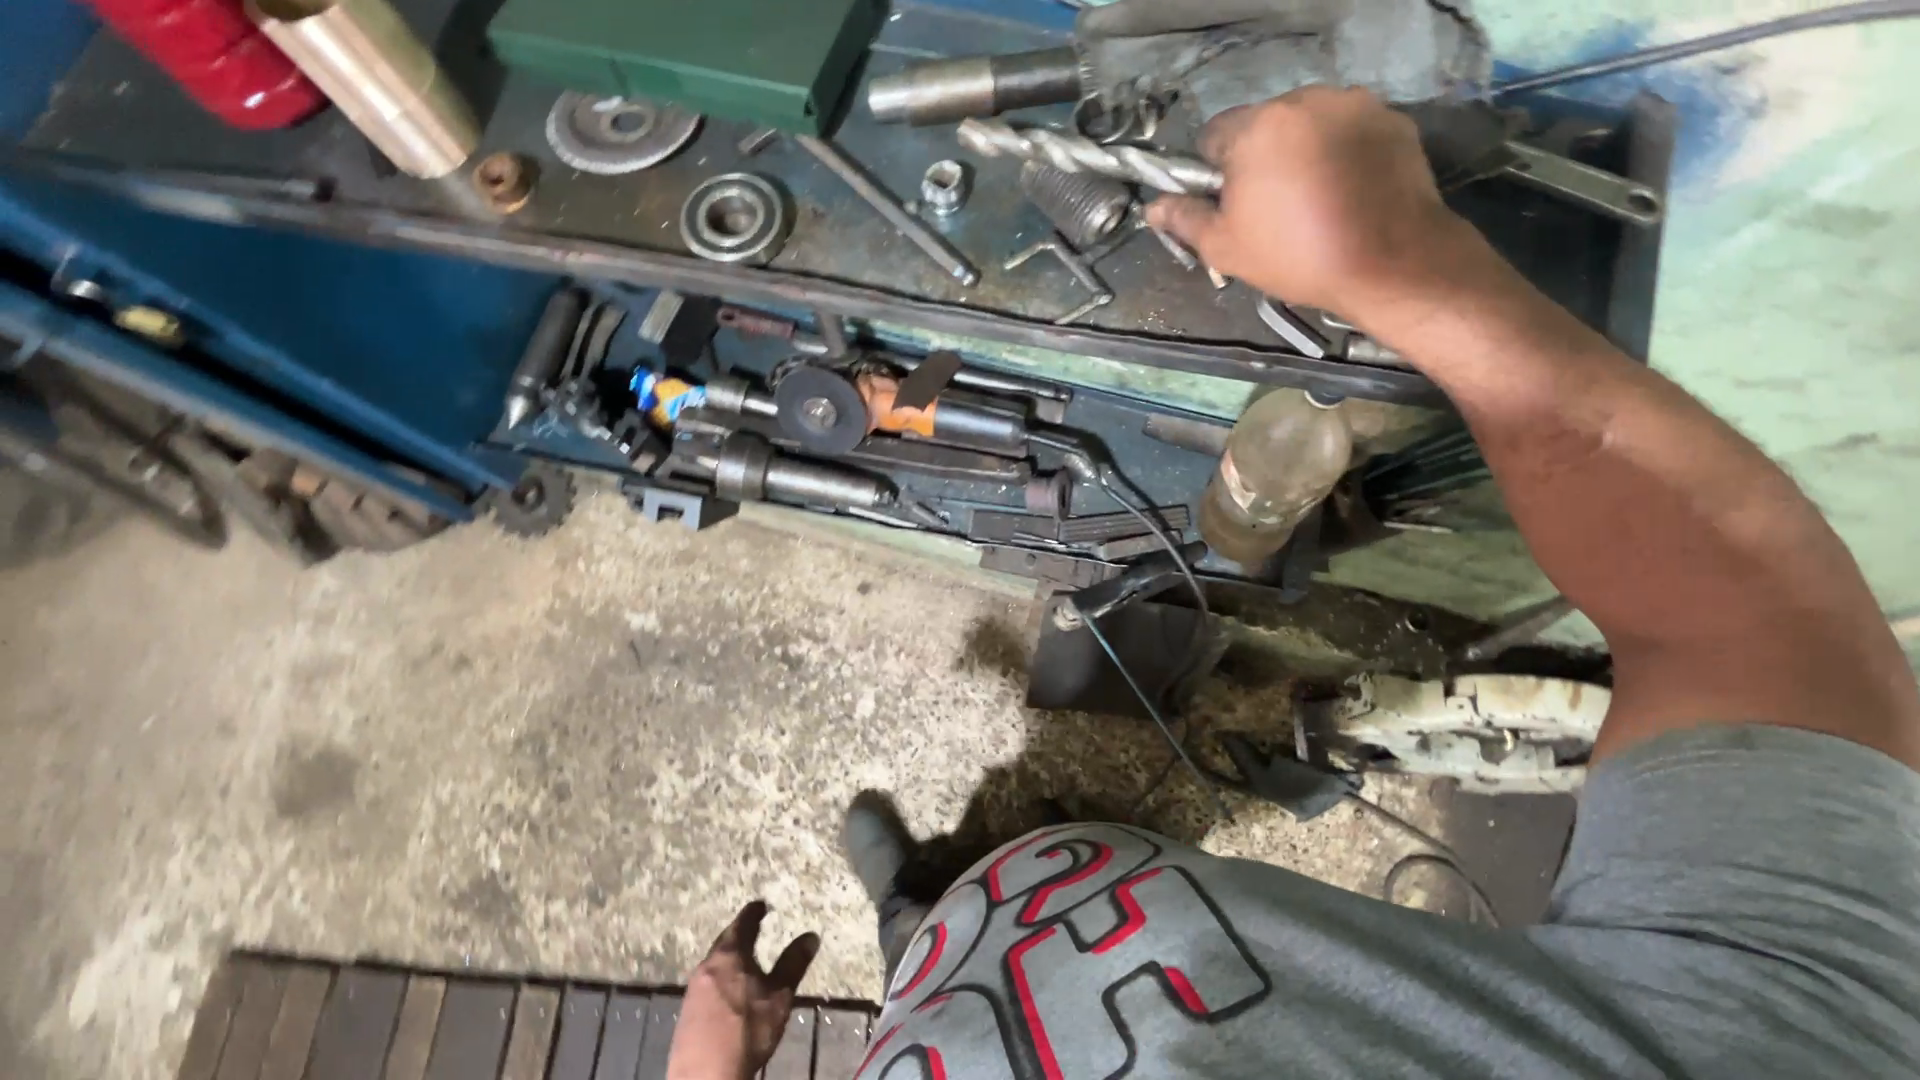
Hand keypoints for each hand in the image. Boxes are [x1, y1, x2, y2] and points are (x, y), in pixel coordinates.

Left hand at [666, 901, 819, 1079]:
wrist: (705, 1076)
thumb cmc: (746, 1031)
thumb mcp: (779, 997)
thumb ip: (793, 964)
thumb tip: (811, 935)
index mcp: (730, 956)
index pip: (742, 924)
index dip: (753, 913)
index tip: (760, 904)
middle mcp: (707, 966)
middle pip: (724, 942)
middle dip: (738, 933)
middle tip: (751, 927)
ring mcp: (692, 990)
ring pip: (713, 963)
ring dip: (729, 957)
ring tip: (742, 959)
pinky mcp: (686, 1013)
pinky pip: (706, 983)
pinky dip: (720, 977)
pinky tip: (726, 991)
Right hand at [1146, 85, 1491, 325]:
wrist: (1390, 262)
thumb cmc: (1296, 256)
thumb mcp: (1225, 248)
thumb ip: (1185, 219)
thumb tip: (1153, 206)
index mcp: (1256, 129)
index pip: (1213, 135)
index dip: (1214, 172)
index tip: (1229, 205)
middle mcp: (1305, 101)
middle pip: (1263, 126)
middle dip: (1260, 159)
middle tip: (1272, 209)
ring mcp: (1354, 106)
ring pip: (1308, 125)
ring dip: (1301, 152)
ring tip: (1314, 201)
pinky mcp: (1392, 119)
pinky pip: (1349, 131)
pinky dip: (1342, 153)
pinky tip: (1347, 192)